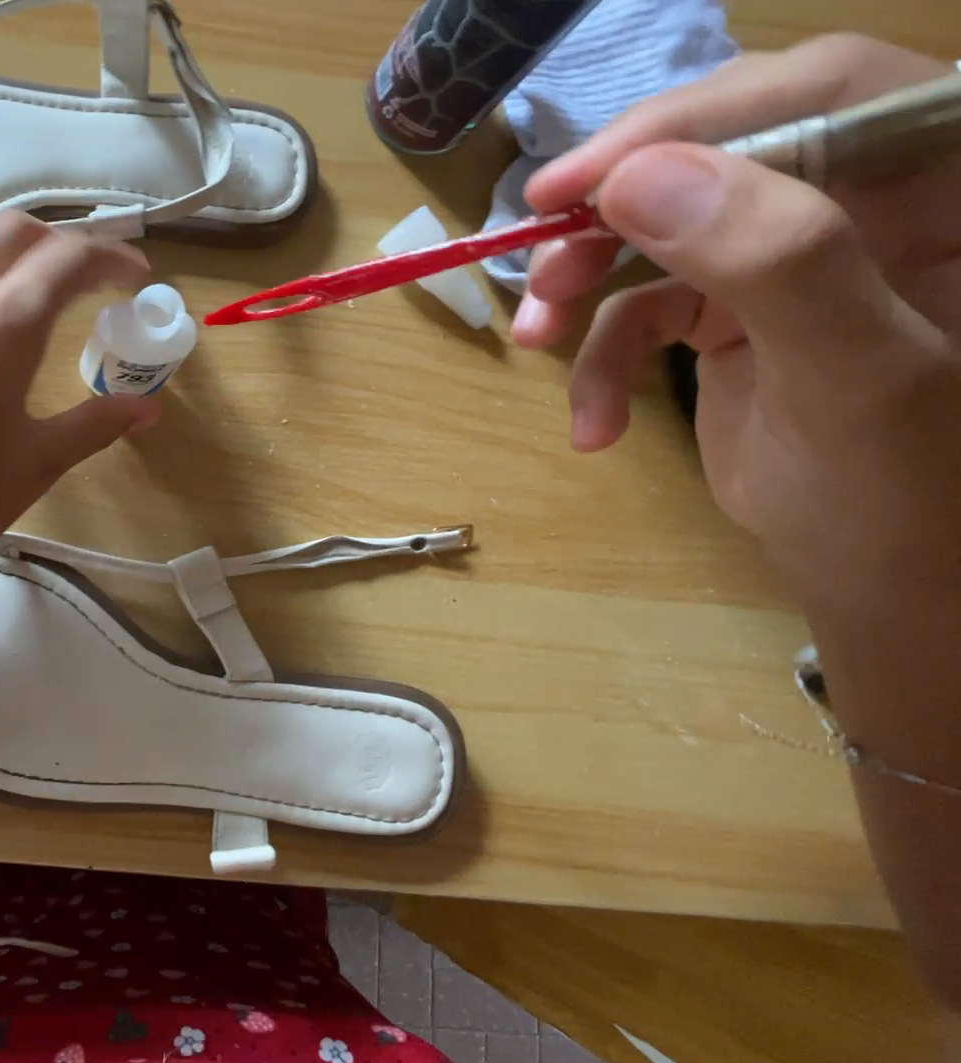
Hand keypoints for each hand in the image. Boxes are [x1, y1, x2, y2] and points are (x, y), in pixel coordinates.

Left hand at [0, 214, 159, 700]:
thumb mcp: (32, 467)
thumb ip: (94, 424)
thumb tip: (147, 409)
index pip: (69, 259)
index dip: (113, 258)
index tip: (134, 277)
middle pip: (11, 230)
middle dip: (58, 244)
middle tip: (82, 283)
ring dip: (0, 248)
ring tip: (20, 286)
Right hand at [510, 34, 960, 589]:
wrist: (885, 579)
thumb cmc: (911, 491)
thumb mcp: (853, 375)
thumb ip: (771, 259)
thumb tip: (635, 179)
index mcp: (945, 186)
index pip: (817, 94)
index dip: (688, 120)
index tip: (571, 186)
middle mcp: (866, 204)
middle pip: (717, 155)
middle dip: (613, 209)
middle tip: (534, 255)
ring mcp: (790, 262)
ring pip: (658, 230)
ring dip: (581, 285)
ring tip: (533, 340)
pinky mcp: (731, 317)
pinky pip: (639, 314)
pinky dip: (598, 367)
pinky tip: (592, 426)